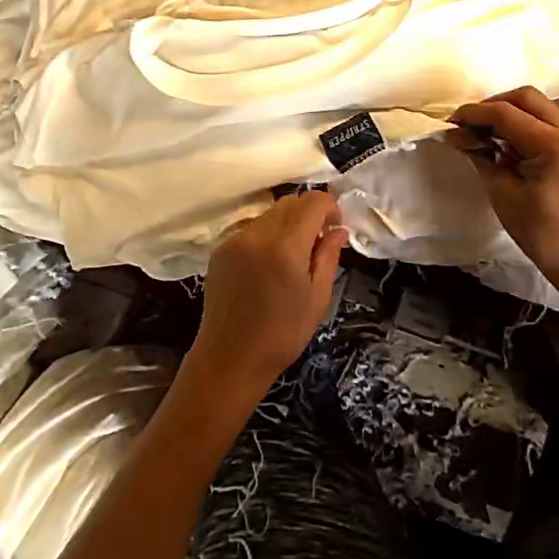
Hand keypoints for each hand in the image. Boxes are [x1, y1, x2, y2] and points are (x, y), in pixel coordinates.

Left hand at [188, 191, 347, 396]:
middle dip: (309, 213)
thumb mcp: (317, 298)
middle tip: (318, 241)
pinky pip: (251, 228)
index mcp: (285, 246)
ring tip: (293, 254)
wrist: (231, 357)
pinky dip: (266, 234)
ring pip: (269, 213)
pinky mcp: (220, 248)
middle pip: (290, 202)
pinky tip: (268, 263)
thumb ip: (328, 257)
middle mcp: (257, 233)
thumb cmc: (282, 334)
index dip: (330, 208)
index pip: (312, 201)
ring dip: (287, 222)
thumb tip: (338, 230)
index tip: (335, 227)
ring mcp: (235, 239)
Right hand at [448, 86, 558, 296]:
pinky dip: (524, 121)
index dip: (474, 114)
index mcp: (554, 145)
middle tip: (469, 125)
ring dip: (509, 111)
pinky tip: (507, 141)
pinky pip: (548, 118)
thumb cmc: (541, 232)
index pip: (505, 113)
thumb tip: (457, 135)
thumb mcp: (502, 193)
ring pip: (538, 104)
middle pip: (525, 97)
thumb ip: (481, 156)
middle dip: (492, 106)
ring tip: (486, 133)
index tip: (451, 123)